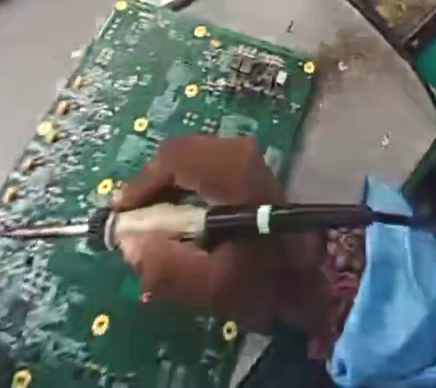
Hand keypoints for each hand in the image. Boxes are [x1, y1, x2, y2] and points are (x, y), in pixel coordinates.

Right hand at [114, 136, 327, 334]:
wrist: (312, 275)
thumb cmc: (265, 279)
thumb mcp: (214, 286)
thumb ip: (166, 266)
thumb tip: (127, 241)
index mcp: (232, 170)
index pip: (172, 159)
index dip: (141, 185)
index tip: (122, 216)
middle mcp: (238, 149)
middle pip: (177, 153)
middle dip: (152, 185)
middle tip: (138, 221)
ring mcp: (243, 152)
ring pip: (187, 156)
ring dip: (167, 185)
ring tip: (158, 221)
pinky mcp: (245, 162)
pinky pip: (201, 161)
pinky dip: (183, 183)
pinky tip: (183, 215)